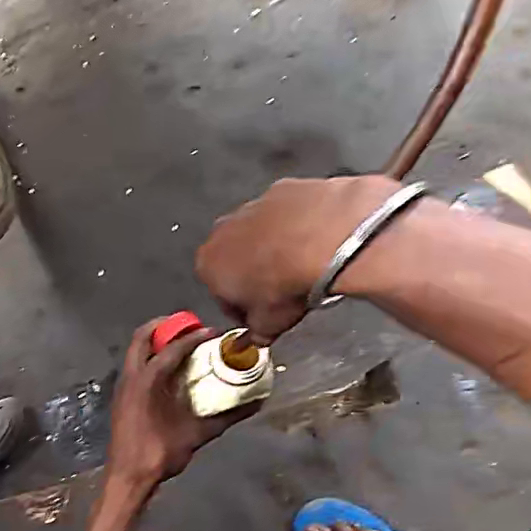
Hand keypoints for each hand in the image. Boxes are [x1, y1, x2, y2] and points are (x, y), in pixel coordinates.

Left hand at [105, 317, 256, 487]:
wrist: (128, 476)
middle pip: (142, 336)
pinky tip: (166, 371)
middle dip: (163, 326)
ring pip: (134, 351)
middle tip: (187, 327)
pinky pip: (133, 366)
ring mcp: (123, 386)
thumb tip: (255, 404)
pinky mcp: (121, 396)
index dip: (193, 336)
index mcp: (148, 379)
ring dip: (154, 342)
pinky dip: (148, 358)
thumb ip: (227, 417)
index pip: (172, 347)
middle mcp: (131, 376)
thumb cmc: (160, 453)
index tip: (212, 332)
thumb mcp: (198, 433)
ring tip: (178, 344)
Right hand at [196, 175, 401, 342]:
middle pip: (234, 259)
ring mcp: (250, 206)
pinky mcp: (280, 190)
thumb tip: (252, 340)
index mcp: (207, 266)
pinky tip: (314, 242)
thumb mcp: (269, 324)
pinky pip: (284, 213)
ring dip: (273, 249)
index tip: (260, 315)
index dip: (241, 308)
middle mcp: (221, 231)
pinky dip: (295, 225)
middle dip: (253, 273)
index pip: (219, 295)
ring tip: (301, 266)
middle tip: (281, 291)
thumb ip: (255, 334)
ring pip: (258, 234)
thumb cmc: (285, 284)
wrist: (323, 238)